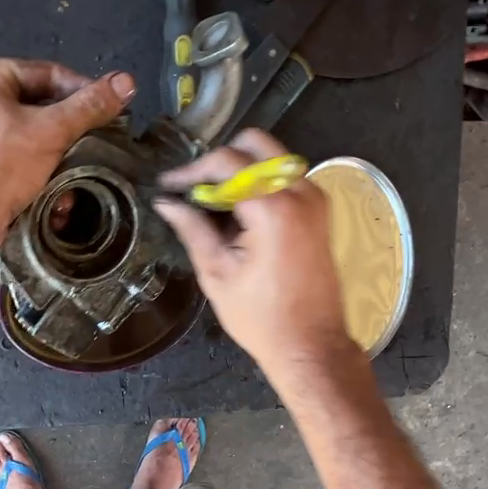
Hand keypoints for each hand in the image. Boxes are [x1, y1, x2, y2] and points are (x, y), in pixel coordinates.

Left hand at [0, 59, 135, 237]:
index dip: (83, 92)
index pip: (50, 74)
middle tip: (96, 149)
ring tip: (76, 180)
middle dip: (71, 136)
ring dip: (60, 163)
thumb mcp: (51, 132)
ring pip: (35, 140)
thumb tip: (127, 82)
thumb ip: (88, 108)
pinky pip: (22, 163)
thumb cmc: (3, 167)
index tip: (109, 113)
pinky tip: (57, 197)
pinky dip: (42, 177)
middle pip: (43, 109)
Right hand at [153, 131, 356, 377]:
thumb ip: (193, 230)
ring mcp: (316, 199)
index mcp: (274, 209)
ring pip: (272, 158)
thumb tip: (167, 204)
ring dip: (242, 172)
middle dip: (220, 161)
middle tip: (196, 189)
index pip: (226, 163)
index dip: (191, 170)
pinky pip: (286, 178)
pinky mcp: (321, 211)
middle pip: (256, 144)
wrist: (309, 344)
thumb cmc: (261, 318)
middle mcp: (300, 193)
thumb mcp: (218, 274)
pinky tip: (240, 215)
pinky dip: (261, 185)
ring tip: (215, 205)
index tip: (169, 185)